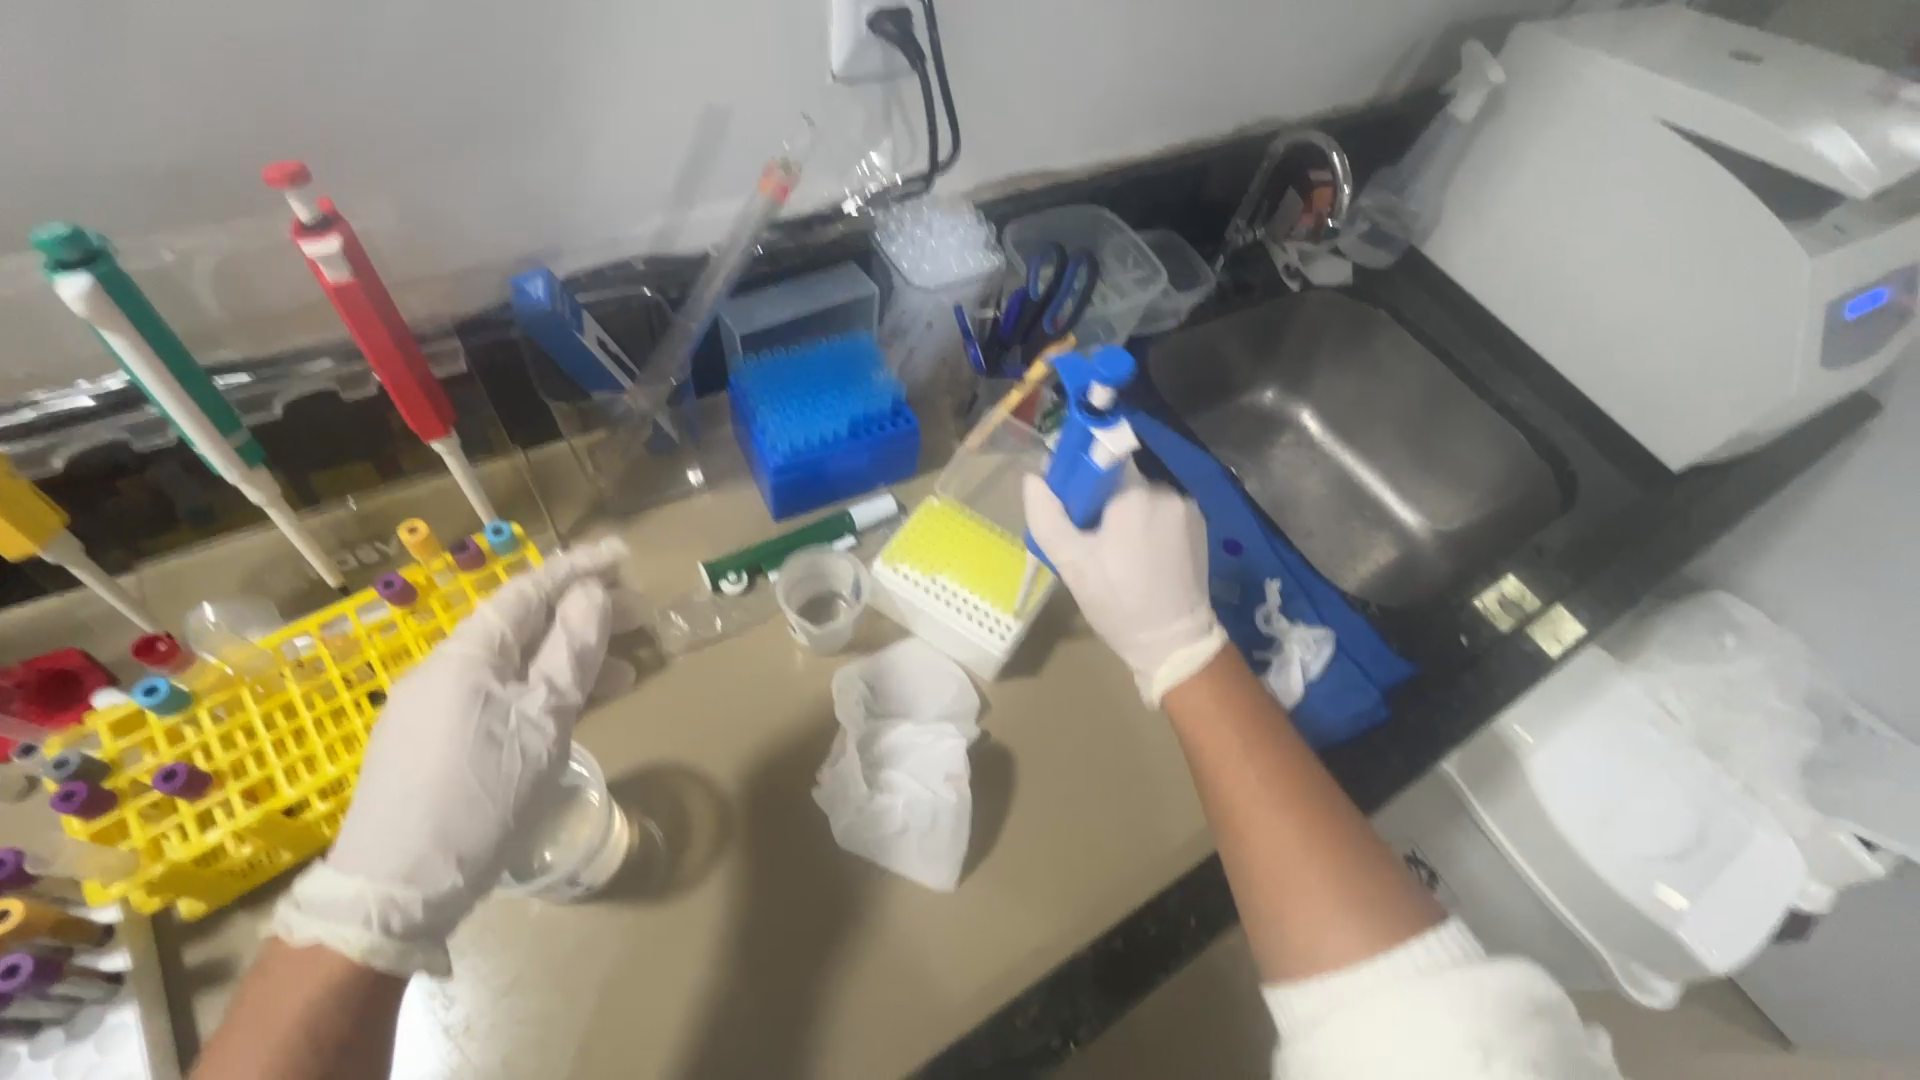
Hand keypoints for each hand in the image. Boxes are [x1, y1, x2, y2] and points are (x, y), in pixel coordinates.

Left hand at [270, 539, 627, 976]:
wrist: (395, 890)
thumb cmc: (479, 798)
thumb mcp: (543, 723)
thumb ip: (572, 655)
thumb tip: (592, 596)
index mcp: (466, 656)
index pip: (529, 592)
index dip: (578, 569)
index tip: (624, 556)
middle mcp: (446, 670)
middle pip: (524, 626)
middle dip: (584, 616)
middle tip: (641, 618)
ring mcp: (438, 707)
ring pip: (518, 664)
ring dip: (573, 659)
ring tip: (629, 670)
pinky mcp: (439, 741)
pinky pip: (503, 695)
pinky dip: (546, 691)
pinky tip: (578, 707)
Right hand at [1024, 470, 1226, 705]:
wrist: (1172, 642)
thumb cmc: (1117, 602)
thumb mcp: (1070, 563)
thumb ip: (1047, 516)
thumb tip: (1032, 478)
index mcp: (1134, 494)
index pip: (1100, 461)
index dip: (1080, 476)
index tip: (1068, 503)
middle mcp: (1166, 491)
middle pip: (1121, 481)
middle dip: (1101, 502)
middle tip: (1087, 539)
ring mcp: (1187, 508)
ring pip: (1141, 496)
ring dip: (1125, 514)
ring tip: (1114, 552)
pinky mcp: (1199, 526)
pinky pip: (1162, 512)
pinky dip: (1147, 525)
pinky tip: (1140, 556)